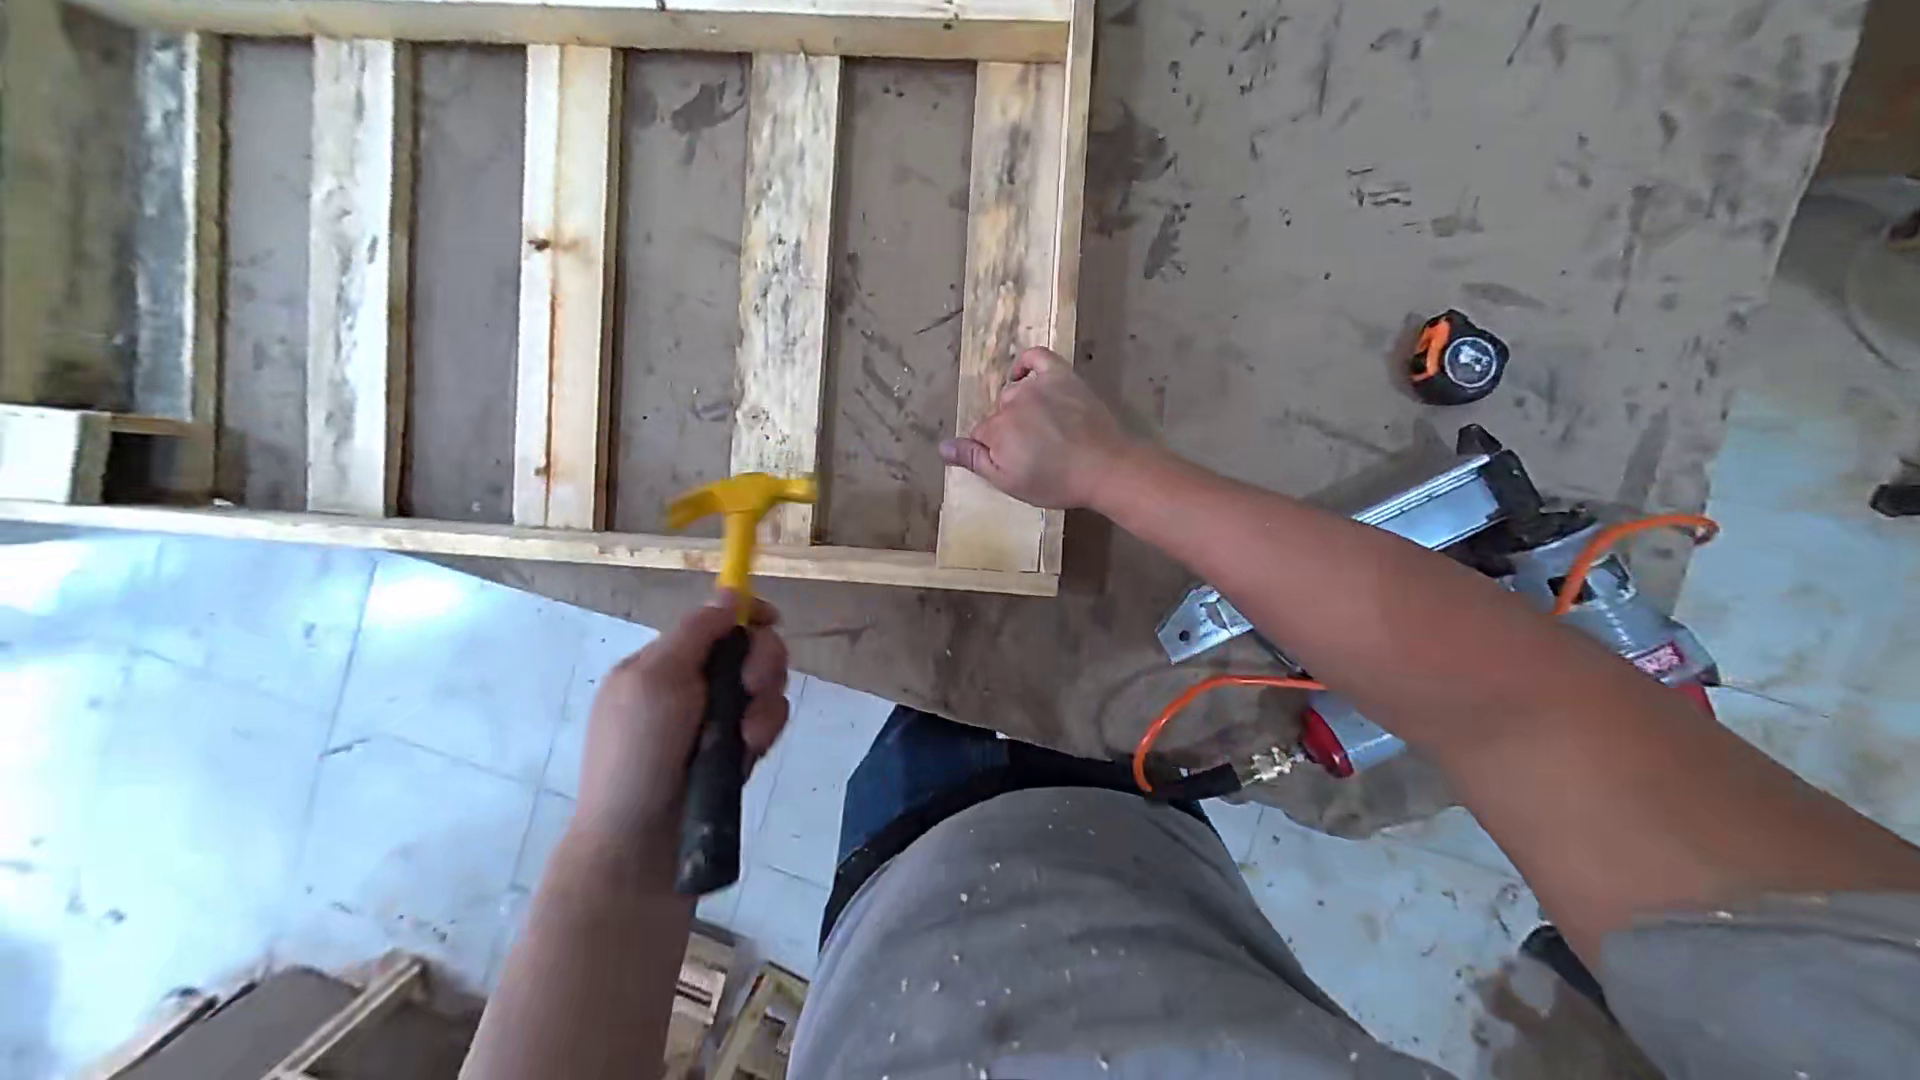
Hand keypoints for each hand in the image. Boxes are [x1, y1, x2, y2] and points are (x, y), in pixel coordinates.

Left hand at [572, 593, 788, 852]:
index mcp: (665, 662)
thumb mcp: (655, 679)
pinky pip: (770, 720)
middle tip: (750, 686)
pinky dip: (766, 731)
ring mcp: (718, 718)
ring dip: (764, 704)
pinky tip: (749, 753)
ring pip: (768, 684)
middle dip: (762, 662)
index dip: (747, 613)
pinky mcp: (738, 747)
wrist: (641, 844)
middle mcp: (695, 684)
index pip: (716, 620)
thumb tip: (730, 592)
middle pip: (751, 647)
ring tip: (746, 737)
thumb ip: (696, 630)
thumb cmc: (638, 754)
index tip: (771, 618)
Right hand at [939, 346, 1140, 509]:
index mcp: (997, 430)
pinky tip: (1024, 376)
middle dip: (1007, 431)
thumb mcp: (1009, 482)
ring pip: (1014, 392)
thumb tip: (943, 446)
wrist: (1105, 467)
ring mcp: (1037, 386)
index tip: (1012, 463)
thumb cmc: (1057, 482)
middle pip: (997, 414)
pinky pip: (1036, 357)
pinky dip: (1026, 363)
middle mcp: (1012, 402)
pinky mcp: (1061, 376)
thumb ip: (974, 460)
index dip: (992, 451)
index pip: (979, 435)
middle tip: (1031, 451)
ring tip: (1041, 429)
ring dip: (1019, 407)